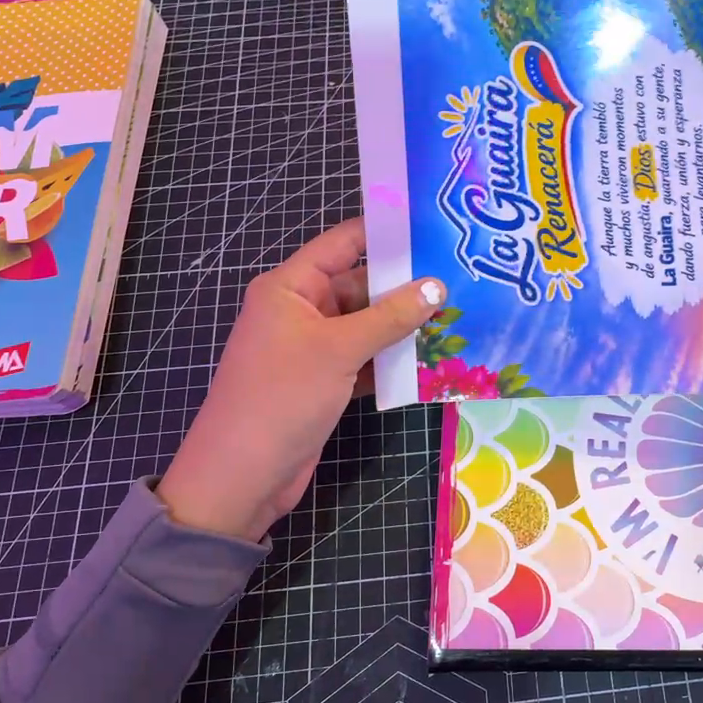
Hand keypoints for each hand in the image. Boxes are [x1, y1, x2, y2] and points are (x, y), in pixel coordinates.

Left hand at [158, 219, 442, 542]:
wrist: (242, 478)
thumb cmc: (282, 397)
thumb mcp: (339, 350)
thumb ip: (390, 316)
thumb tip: (437, 285)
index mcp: (290, 287)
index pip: (343, 243)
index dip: (386, 232)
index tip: (433, 224)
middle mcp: (301, 309)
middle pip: (361, 284)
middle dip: (406, 285)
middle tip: (460, 276)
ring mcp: (313, 347)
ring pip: (368, 324)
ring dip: (404, 325)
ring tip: (459, 313)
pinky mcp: (325, 380)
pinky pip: (366, 357)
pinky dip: (393, 359)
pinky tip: (435, 357)